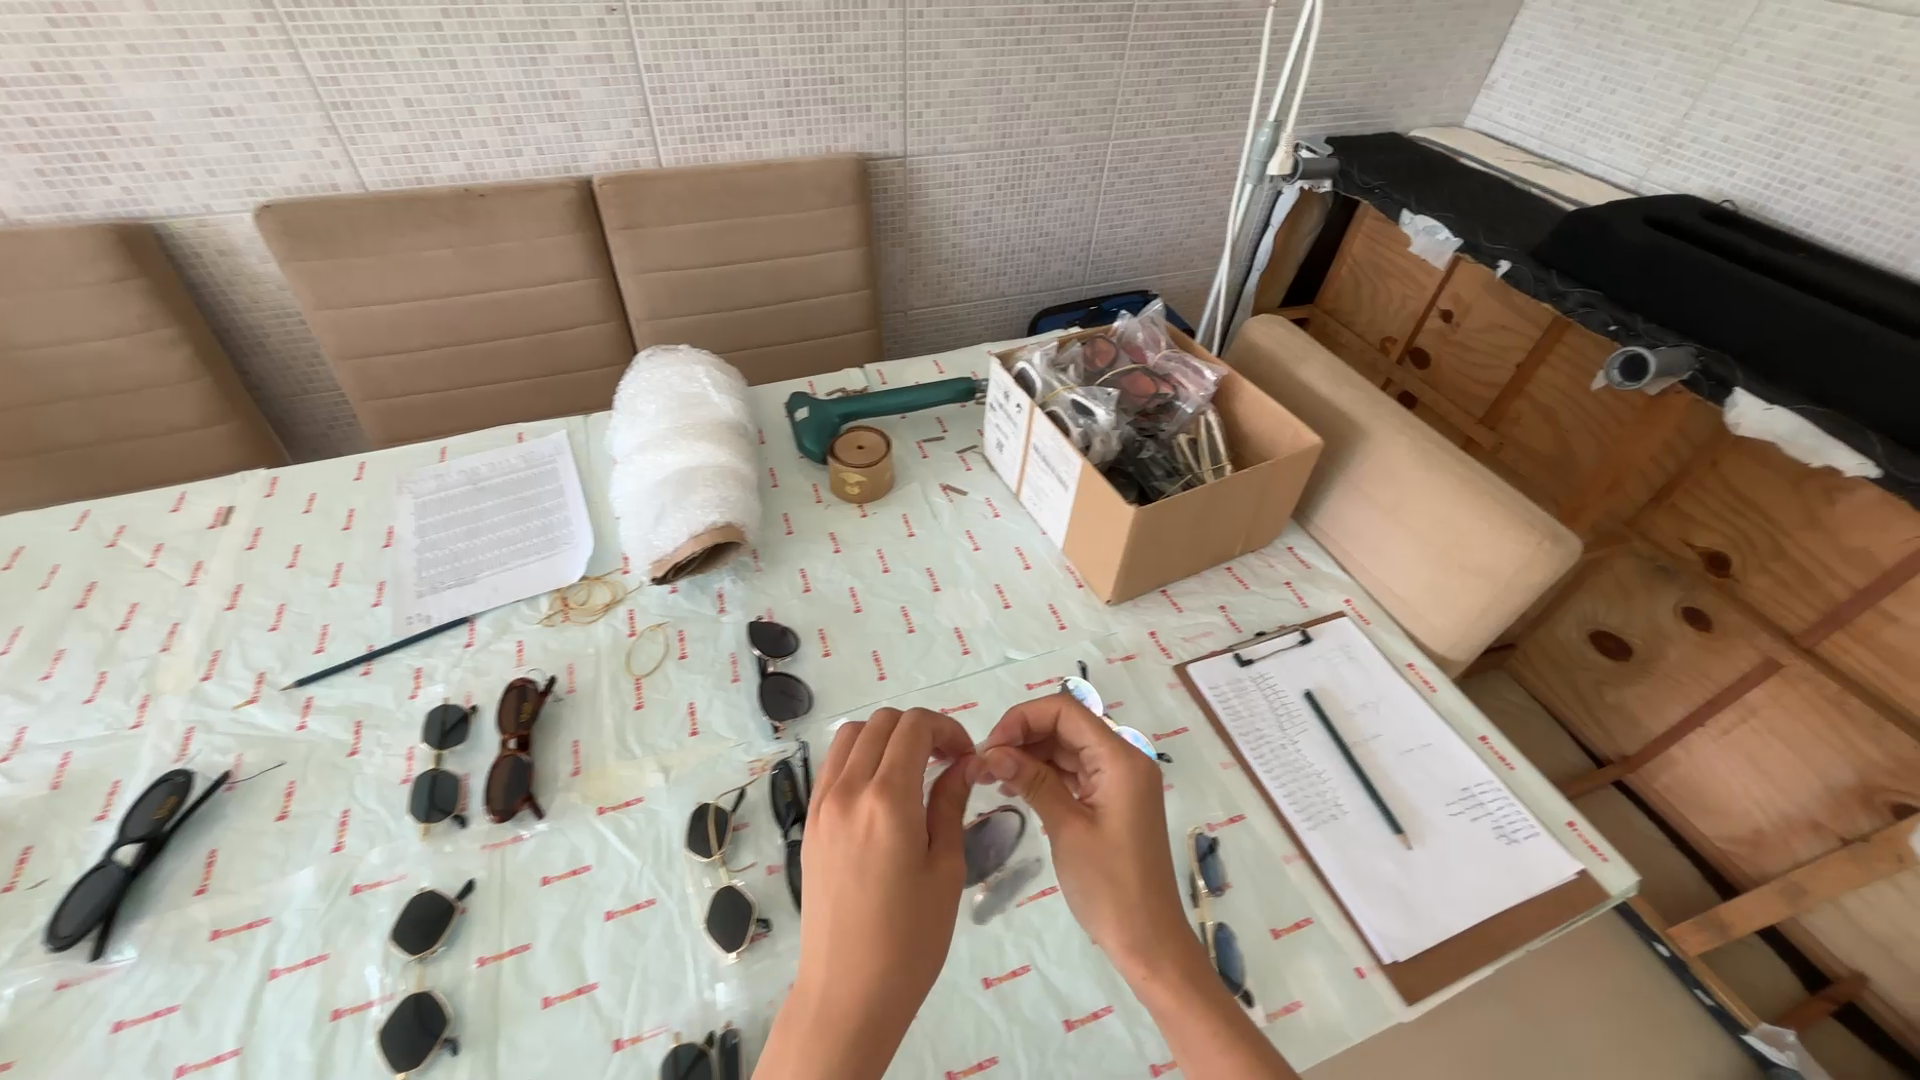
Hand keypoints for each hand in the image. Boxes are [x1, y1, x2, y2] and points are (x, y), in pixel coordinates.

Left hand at [759, 708, 977, 1079]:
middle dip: (920, 729)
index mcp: (887, 798)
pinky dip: (860, 757)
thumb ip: (951, 803)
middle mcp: (848, 789)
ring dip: (886, 738)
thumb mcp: (946, 868)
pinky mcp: (811, 822)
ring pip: (851, 735)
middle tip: (947, 762)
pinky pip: (833, 765)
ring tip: (914, 771)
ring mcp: (822, 804)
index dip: (947, 728)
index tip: (966, 757)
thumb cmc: (910, 937)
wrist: (848, 991)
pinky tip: (884, 792)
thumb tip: (965, 763)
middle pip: (882, 722)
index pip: (915, 726)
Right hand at [975, 694, 1193, 977]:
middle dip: (1022, 736)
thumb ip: (1032, 780)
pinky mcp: (1113, 800)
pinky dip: (1045, 774)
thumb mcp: (1066, 828)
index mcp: (1120, 758)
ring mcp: (1120, 780)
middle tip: (983, 764)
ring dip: (1030, 755)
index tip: (990, 746)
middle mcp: (1124, 759)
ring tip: (991, 776)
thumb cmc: (1110, 886)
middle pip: (1066, 726)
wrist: (1148, 941)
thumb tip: (993, 751)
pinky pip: (1074, 772)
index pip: (1065, 711)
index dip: (1022, 718)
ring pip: (1067, 748)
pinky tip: (1015, 786)